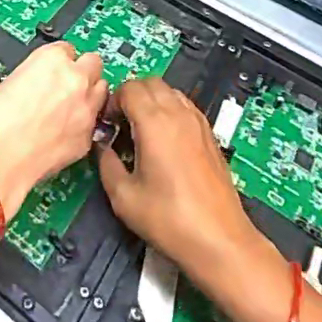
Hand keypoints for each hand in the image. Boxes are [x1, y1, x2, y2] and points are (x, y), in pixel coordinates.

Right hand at [0, 42, 105, 211]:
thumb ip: (34, 75)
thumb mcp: (8, 81)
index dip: (60, 61)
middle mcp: (75, 78)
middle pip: (93, 63)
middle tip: (68, 85)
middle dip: (82, 72)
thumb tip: (40, 82)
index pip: (67, 49)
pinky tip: (63, 133)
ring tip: (69, 108)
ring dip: (89, 95)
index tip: (55, 69)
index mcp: (53, 58)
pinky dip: (82, 125)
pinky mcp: (88, 137)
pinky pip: (93, 123)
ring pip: (101, 90)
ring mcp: (86, 108)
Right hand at [98, 78, 272, 281]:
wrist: (219, 239)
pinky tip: (164, 141)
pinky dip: (170, 111)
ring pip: (170, 91)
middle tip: (121, 124)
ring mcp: (198, 121)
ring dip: (152, 101)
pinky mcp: (210, 134)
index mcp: (155, 121)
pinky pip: (185, 106)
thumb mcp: (124, 197)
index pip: (129, 88)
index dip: (113, 101)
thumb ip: (106, 164)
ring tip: (142, 132)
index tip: (108, 124)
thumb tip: (103, 148)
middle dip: (131, 96)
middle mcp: (178, 113)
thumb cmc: (169, 219)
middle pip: (150, 82)